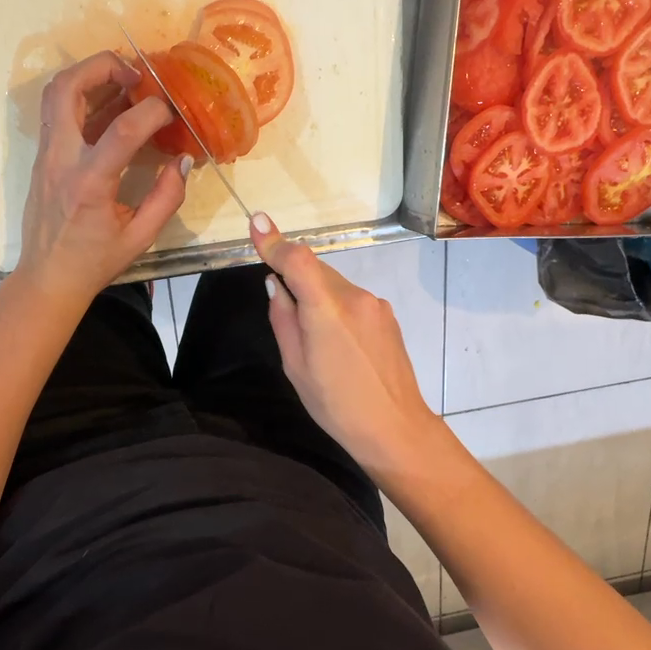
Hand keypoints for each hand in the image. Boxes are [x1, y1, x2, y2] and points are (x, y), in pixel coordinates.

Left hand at [11, 52, 189, 307]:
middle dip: (102, 66)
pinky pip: (57, 113)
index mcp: (89, 185)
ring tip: (123, 83)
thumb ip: (166, 198)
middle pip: (67, 88)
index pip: (122, 130)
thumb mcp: (140, 238)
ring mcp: (46, 156)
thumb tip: (181, 160)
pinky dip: (82, 97)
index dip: (151, 112)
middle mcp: (61, 161)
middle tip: (136, 74)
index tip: (170, 112)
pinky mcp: (42, 157)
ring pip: (55, 93)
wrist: (48, 277)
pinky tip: (109, 107)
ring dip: (88, 76)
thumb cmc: (95, 262)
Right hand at [250, 215, 445, 479]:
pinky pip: (352, 302)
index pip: (297, 260)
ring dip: (320, 302)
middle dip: (298, 285)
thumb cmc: (335, 404)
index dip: (275, 241)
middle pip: (316, 273)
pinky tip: (343, 349)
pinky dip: (339, 312)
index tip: (257, 223)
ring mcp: (375, 304)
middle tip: (292, 326)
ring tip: (322, 348)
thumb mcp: (295, 366)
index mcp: (326, 310)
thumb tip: (276, 285)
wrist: (393, 426)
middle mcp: (354, 297)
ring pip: (334, 288)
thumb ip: (283, 320)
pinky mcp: (387, 315)